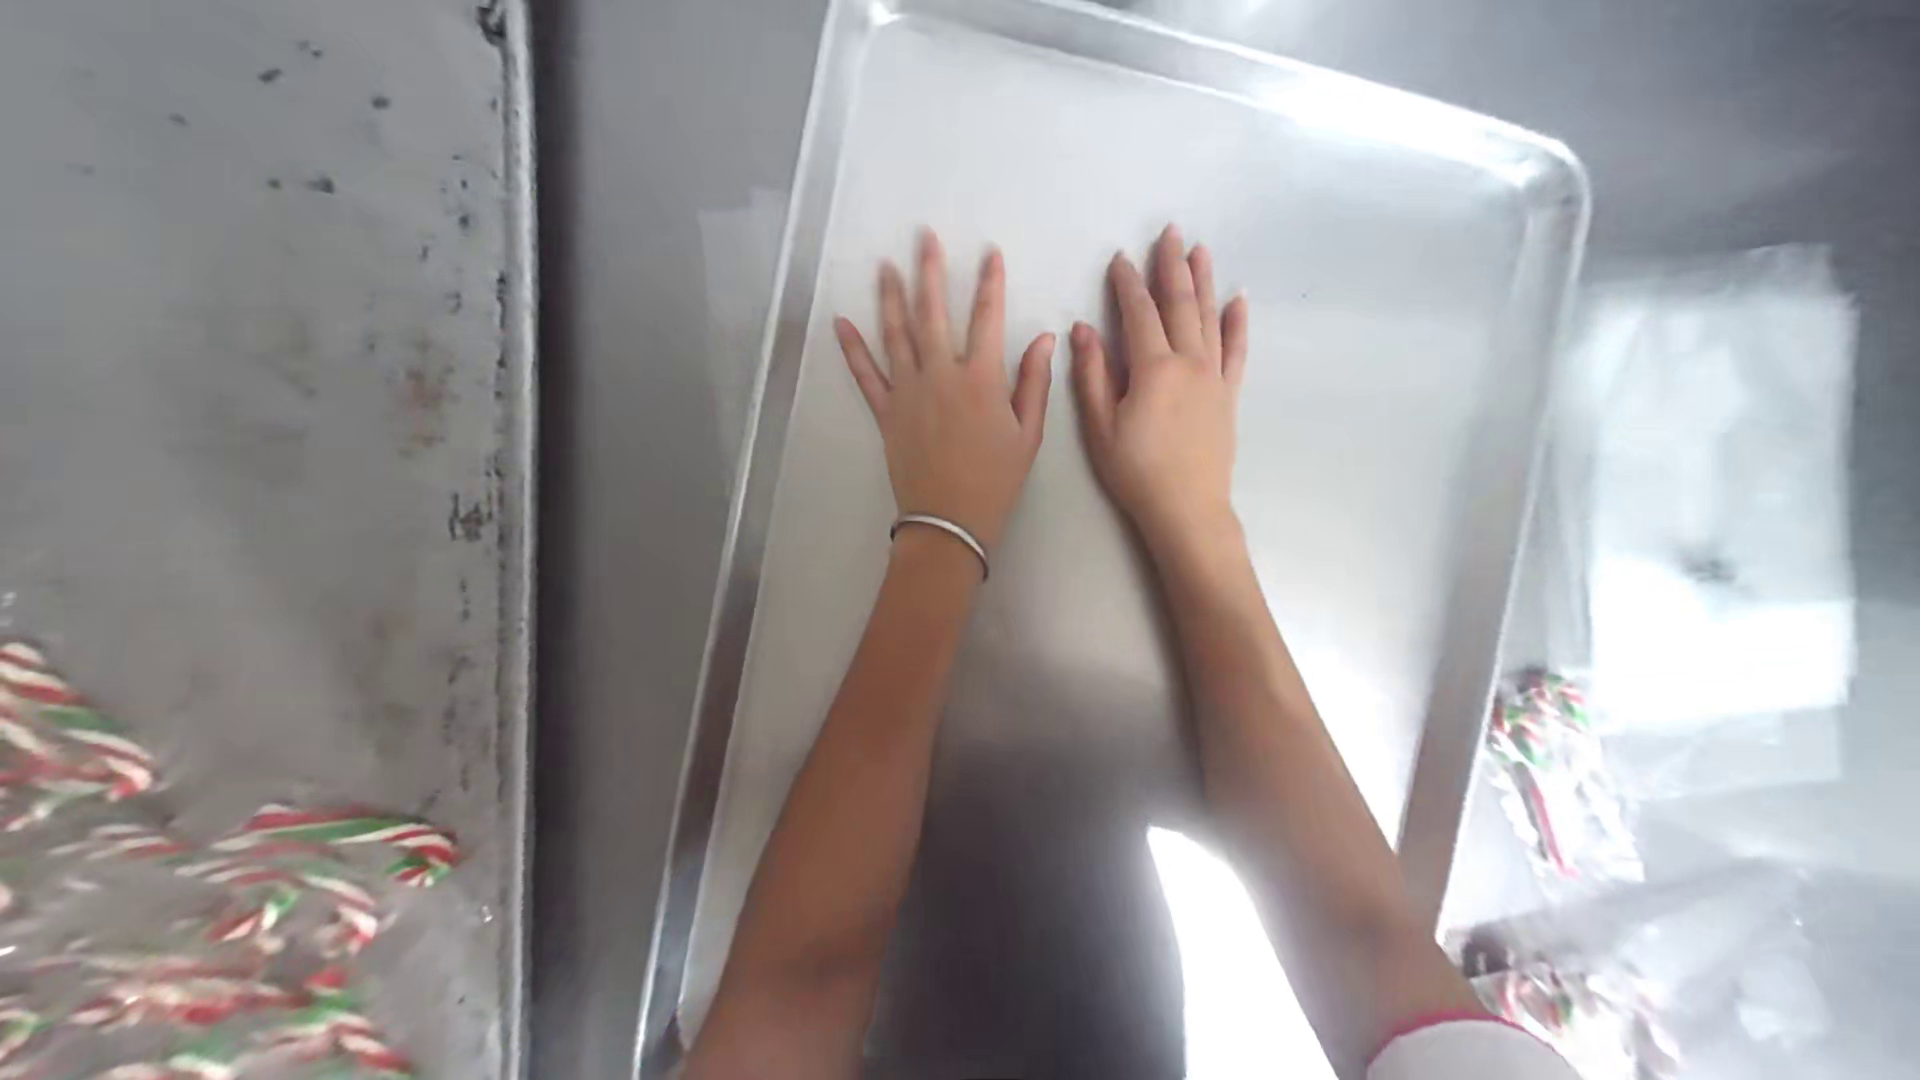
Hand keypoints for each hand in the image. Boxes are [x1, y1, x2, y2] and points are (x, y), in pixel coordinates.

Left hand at [835, 229, 1055, 554]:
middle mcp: (940, 376)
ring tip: (886, 266)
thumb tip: (1045, 339)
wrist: (950, 522)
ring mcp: (908, 393)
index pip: (988, 319)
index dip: (990, 283)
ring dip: (891, 298)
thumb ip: (1035, 384)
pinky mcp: (886, 414)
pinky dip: (853, 349)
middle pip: (933, 314)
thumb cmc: (996, 480)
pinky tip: (840, 323)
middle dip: (929, 272)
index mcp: (981, 380)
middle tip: (923, 237)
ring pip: (896, 335)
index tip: (990, 253)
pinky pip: (866, 376)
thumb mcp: (1028, 435)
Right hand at [1071, 225, 1249, 556]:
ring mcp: (1215, 376)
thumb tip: (1083, 329)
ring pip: (1210, 317)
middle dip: (1171, 267)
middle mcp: (1189, 361)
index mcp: (1153, 368)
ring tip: (1199, 249)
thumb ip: (1092, 375)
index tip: (1120, 259)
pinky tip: (1237, 299)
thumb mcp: (1100, 427)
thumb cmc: (1135, 472)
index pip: (1139, 314)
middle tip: (1169, 232)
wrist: (1187, 508)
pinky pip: (1237, 349)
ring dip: (1203, 281)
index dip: (1127, 284)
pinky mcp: (1229, 394)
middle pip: (1180, 304)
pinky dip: (1237, 322)